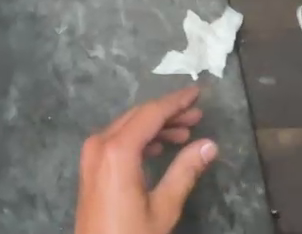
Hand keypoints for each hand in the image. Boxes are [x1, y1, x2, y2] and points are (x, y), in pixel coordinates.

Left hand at [73, 85, 218, 233]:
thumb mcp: (163, 209)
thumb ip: (185, 172)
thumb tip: (209, 145)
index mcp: (117, 149)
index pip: (150, 114)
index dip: (175, 102)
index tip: (197, 93)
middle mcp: (100, 142)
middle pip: (138, 116)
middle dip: (168, 113)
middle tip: (197, 115)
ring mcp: (92, 152)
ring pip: (128, 126)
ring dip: (156, 126)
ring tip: (186, 132)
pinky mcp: (91, 164)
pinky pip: (118, 139)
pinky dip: (140, 138)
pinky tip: (161, 145)